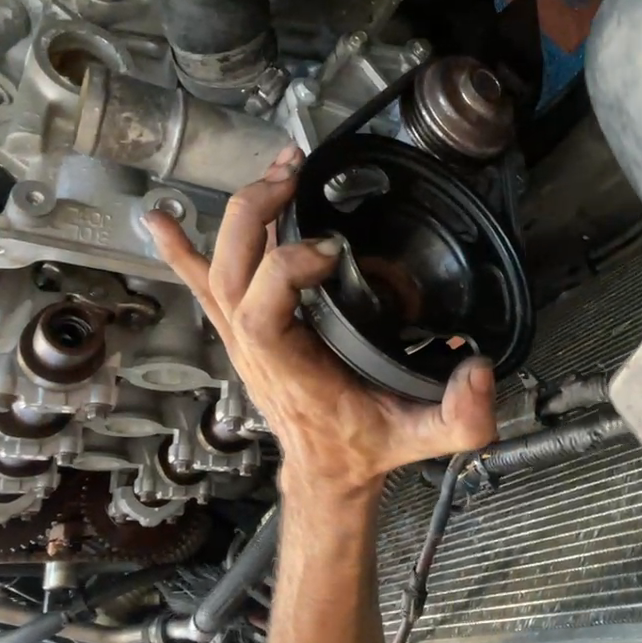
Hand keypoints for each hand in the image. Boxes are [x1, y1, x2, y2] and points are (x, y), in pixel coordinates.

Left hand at [143, 146, 495, 495]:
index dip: (285, 270)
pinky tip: (163, 219)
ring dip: (242, 215)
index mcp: (293, 371)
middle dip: (257, 216)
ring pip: (217, 269)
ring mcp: (243, 339)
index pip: (260, 314)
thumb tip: (479, 372)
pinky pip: (203, 285)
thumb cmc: (364, 447)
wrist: (328, 470)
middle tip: (294, 178)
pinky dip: (182, 249)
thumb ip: (461, 416)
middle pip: (229, 274)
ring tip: (275, 172)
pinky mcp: (244, 331)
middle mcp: (257, 351)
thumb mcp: (423, 437)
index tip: (328, 249)